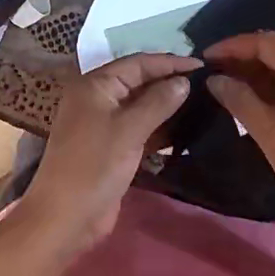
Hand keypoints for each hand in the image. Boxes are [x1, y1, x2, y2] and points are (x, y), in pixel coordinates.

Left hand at [20, 54, 199, 246]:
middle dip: (168, 80)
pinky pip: (138, 127)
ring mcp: (102, 122)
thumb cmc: (95, 164)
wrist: (67, 213)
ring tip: (204, 101)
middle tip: (207, 82)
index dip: (169, 62)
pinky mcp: (110, 146)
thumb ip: (157, 102)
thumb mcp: (129, 129)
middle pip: (137, 81)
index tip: (203, 64)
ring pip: (139, 105)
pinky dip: (159, 126)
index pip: (136, 63)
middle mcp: (96, 98)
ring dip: (166, 103)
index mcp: (93, 85)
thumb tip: (183, 80)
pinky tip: (186, 127)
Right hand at [203, 32, 274, 242]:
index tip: (204, 57)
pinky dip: (271, 91)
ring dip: (255, 76)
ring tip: (221, 86)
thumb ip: (239, 100)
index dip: (233, 45)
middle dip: (242, 60)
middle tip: (209, 73)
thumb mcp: (271, 133)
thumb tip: (213, 79)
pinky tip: (248, 102)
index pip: (269, 43)